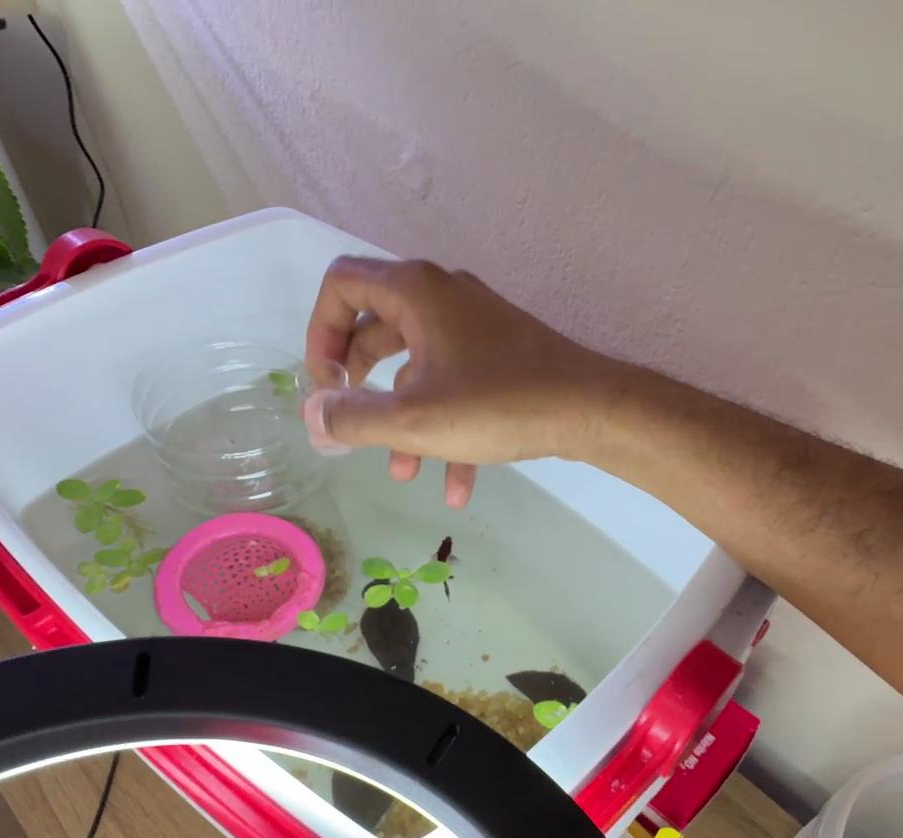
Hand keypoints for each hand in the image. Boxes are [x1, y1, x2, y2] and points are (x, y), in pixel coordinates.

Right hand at [302, 257, 613, 506]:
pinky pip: (456, 386)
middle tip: (348, 421)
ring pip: (419, 369)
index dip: (319, 333)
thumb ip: (352, 418)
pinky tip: (456, 489)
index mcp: (414, 291)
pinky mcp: (499, 355)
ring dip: (405, 422)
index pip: (340, 285)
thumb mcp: (413, 420)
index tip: (325, 384)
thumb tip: (312, 417)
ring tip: (403, 475)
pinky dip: (447, 429)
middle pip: (375, 329)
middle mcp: (442, 296)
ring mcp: (474, 325)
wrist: (590, 408)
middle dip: (359, 385)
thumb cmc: (497, 404)